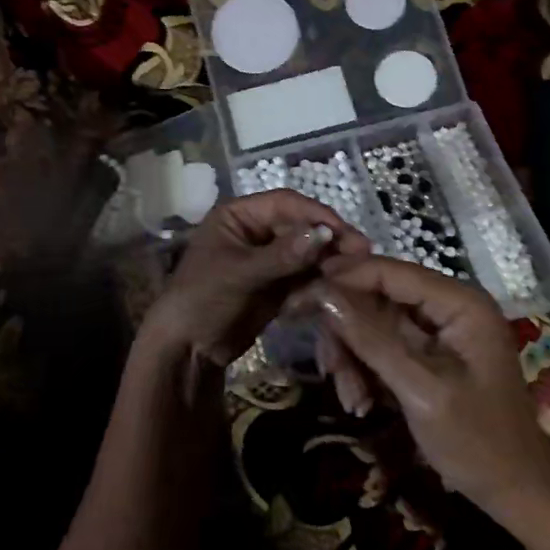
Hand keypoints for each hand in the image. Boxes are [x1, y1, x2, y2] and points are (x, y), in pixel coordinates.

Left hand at [141, 191, 370, 365]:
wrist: (188, 346)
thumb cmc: (202, 299)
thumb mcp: (240, 274)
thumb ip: (281, 255)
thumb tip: (322, 233)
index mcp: (237, 216)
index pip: (284, 204)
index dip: (316, 215)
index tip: (346, 233)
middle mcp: (254, 232)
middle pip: (300, 227)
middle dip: (328, 240)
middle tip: (362, 255)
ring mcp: (266, 259)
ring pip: (306, 252)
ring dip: (328, 262)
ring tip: (356, 274)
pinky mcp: (275, 285)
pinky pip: (304, 276)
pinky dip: (319, 281)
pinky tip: (337, 288)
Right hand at [294, 255, 549, 508]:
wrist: (512, 487)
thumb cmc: (476, 439)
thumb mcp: (419, 389)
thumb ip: (371, 339)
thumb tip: (321, 294)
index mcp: (459, 303)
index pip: (387, 271)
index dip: (339, 280)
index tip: (295, 301)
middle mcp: (445, 305)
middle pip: (371, 296)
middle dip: (344, 333)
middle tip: (328, 370)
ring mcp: (432, 329)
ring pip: (366, 322)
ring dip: (349, 358)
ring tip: (350, 397)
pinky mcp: (420, 350)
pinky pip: (374, 345)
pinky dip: (360, 370)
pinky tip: (359, 401)